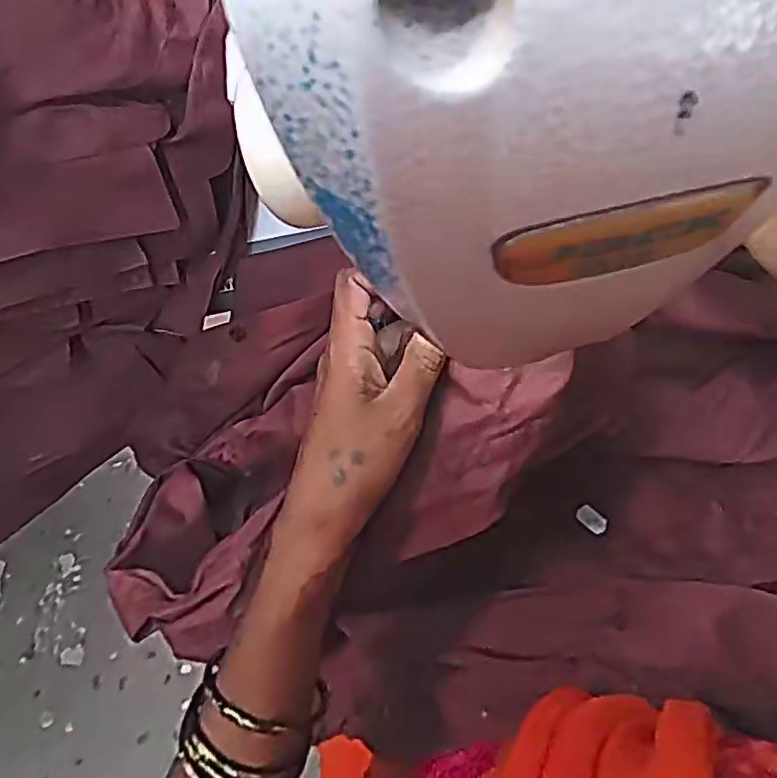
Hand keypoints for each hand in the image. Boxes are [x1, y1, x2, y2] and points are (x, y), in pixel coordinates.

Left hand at [274, 270, 447, 563]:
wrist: (325, 512)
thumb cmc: (358, 459)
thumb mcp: (401, 408)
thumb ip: (424, 359)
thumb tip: (448, 316)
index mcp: (345, 344)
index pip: (351, 281)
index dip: (380, 266)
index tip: (421, 265)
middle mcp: (345, 349)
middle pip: (370, 301)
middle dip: (407, 293)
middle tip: (449, 289)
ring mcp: (353, 370)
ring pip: (382, 328)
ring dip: (412, 322)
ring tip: (452, 314)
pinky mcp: (362, 390)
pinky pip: (386, 354)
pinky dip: (410, 347)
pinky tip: (438, 349)